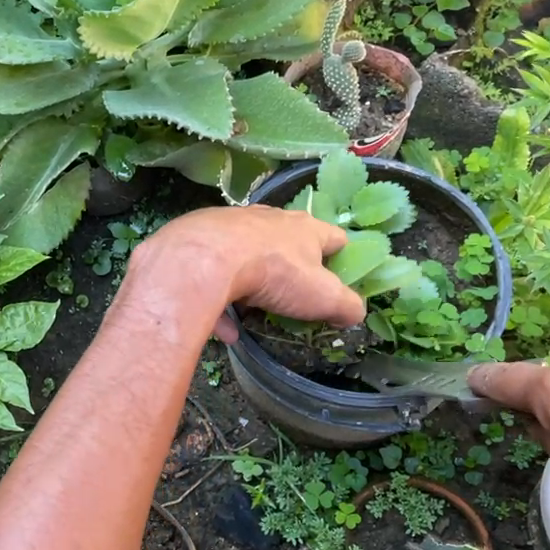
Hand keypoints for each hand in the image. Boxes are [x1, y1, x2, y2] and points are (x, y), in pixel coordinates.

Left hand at [130, 205, 364, 341]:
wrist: (203, 260)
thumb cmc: (274, 273)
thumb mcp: (322, 296)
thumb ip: (345, 306)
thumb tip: (354, 313)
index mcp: (302, 229)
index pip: (333, 236)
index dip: (340, 254)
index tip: (340, 272)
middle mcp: (265, 220)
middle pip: (284, 239)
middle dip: (289, 264)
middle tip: (291, 291)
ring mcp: (227, 227)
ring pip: (243, 255)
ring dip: (249, 283)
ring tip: (252, 311)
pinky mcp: (196, 242)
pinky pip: (211, 274)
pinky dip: (219, 301)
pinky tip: (223, 329)